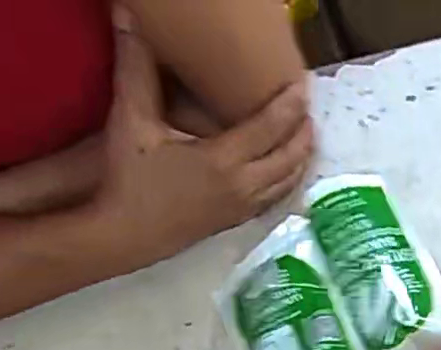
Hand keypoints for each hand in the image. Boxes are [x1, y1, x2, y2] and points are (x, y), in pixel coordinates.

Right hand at [96, 8, 313, 259]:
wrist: (129, 236)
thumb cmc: (131, 181)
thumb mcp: (132, 122)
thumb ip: (136, 70)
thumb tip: (129, 18)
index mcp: (224, 161)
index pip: (268, 129)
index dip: (288, 108)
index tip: (302, 88)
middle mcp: (243, 186)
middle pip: (287, 159)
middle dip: (302, 134)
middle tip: (311, 111)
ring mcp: (243, 207)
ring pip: (286, 182)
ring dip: (300, 159)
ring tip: (307, 138)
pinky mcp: (238, 220)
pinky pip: (275, 198)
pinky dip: (288, 181)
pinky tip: (288, 172)